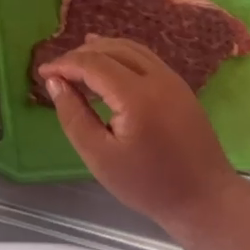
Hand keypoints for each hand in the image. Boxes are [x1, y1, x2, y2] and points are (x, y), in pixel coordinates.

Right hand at [37, 37, 244, 231]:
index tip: (43, 72)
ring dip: (100, 51)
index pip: (93, 63)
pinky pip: (145, 58)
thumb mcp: (100, 156)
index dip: (64, 63)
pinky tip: (108, 67)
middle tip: (57, 71)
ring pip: (130, 48)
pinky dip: (120, 56)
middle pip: (111, 49)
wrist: (205, 200)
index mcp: (137, 96)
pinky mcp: (181, 87)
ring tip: (76, 64)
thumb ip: (73, 116)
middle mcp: (157, 78)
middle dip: (80, 54)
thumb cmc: (148, 185)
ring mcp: (173, 80)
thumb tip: (55, 82)